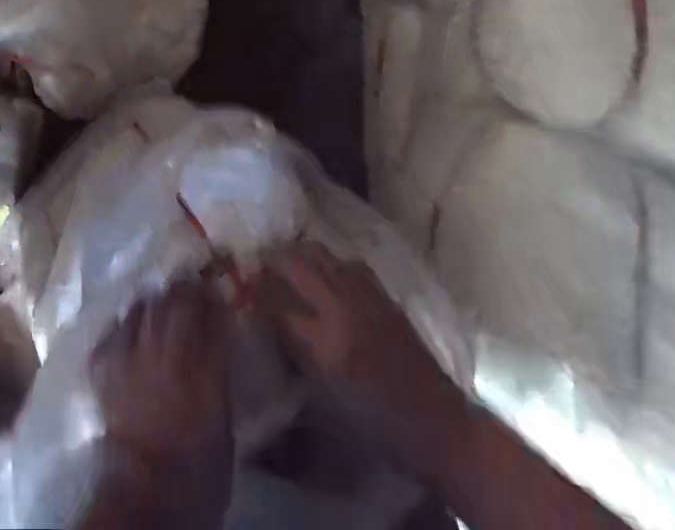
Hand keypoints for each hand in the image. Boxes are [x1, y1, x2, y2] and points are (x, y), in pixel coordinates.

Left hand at [87, 280, 232, 525]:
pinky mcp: (102, 364)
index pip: (207, 313)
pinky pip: (113, 331)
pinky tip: (128, 332)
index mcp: (202, 366)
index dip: (210, 298)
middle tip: (187, 289)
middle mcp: (163, 351)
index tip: (213, 292)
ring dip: (151, 303)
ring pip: (139, 309)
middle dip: (181, 291)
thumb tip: (214, 342)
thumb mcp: (222, 417)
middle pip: (171, 302)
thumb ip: (217, 373)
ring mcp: (128, 354)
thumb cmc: (199, 467)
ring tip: (157, 304)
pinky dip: (123, 327)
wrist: (147, 490)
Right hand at [258, 240, 467, 461]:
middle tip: (257, 263)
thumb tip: (262, 314)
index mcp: (321, 341)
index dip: (252, 287)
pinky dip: (329, 262)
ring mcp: (364, 298)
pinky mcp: (383, 295)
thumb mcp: (319, 393)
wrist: (435, 421)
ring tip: (285, 260)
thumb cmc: (370, 417)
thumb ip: (290, 348)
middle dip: (269, 259)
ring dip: (296, 253)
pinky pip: (347, 262)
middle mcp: (340, 310)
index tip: (239, 282)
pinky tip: (324, 272)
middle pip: (293, 263)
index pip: (272, 298)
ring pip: (319, 253)